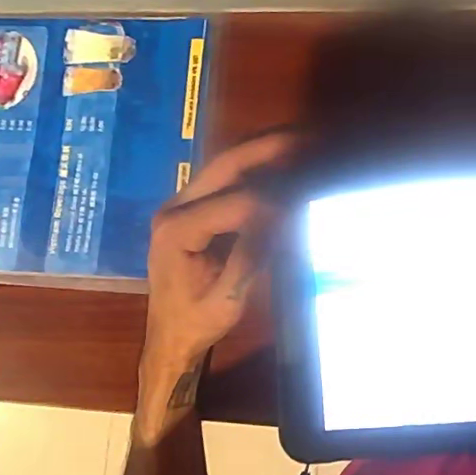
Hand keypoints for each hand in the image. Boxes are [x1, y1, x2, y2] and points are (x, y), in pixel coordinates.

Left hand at [135, 132, 292, 440]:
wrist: (169, 337)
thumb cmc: (194, 324)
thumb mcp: (227, 299)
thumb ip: (250, 258)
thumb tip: (283, 219)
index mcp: (177, 231)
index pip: (233, 203)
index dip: (273, 202)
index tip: (306, 203)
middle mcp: (174, 208)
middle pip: (224, 166)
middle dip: (266, 148)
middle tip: (306, 137)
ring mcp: (180, 205)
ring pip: (224, 167)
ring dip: (262, 153)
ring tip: (299, 142)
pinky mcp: (191, 209)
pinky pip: (224, 182)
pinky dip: (255, 170)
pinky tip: (281, 164)